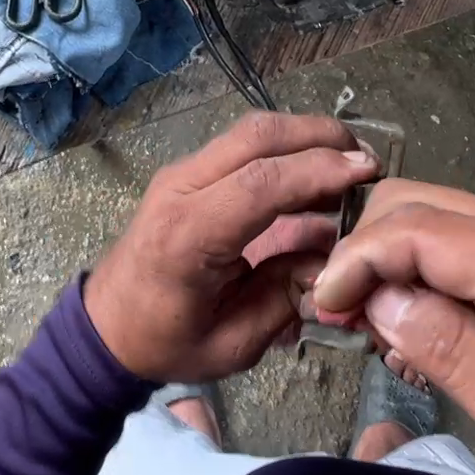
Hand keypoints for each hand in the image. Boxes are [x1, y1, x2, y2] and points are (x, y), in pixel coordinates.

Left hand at [83, 112, 380, 381]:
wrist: (108, 321)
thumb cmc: (165, 339)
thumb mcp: (232, 343)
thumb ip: (284, 298)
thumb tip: (333, 259)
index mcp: (187, 233)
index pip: (259, 183)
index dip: (317, 171)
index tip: (366, 170)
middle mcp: (181, 187)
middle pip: (255, 136)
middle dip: (317, 136)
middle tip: (366, 159)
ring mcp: (182, 173)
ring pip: (249, 132)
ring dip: (303, 137)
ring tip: (350, 165)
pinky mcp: (189, 172)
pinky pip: (242, 146)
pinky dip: (285, 149)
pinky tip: (316, 176)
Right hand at [312, 180, 474, 474]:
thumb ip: (448, 350)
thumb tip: (376, 298)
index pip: (415, 228)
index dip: (356, 258)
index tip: (323, 305)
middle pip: (414, 203)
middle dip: (364, 249)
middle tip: (342, 313)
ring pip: (427, 214)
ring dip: (386, 258)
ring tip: (372, 322)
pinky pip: (453, 239)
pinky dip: (415, 268)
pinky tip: (412, 320)